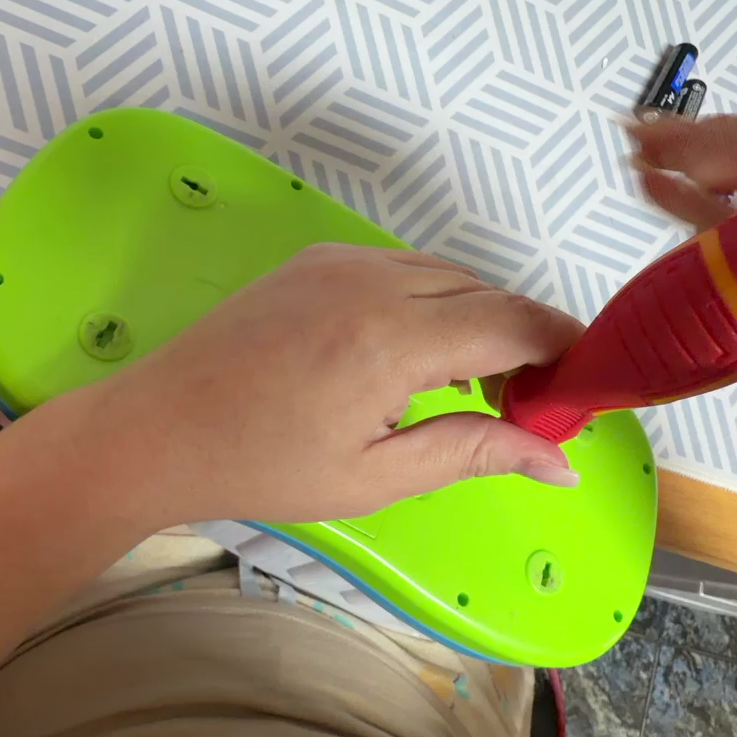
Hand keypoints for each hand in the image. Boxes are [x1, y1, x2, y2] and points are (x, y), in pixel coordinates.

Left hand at [62, 243, 584, 524]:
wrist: (159, 429)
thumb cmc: (262, 467)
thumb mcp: (376, 477)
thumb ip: (474, 453)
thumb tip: (560, 460)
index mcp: (393, 337)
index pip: (516, 323)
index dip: (563, 352)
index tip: (577, 393)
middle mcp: (374, 278)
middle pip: (487, 293)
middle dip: (524, 342)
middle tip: (524, 407)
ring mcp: (341, 259)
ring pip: (446, 276)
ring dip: (477, 323)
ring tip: (473, 390)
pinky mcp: (316, 259)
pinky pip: (402, 270)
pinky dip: (431, 306)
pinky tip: (417, 357)